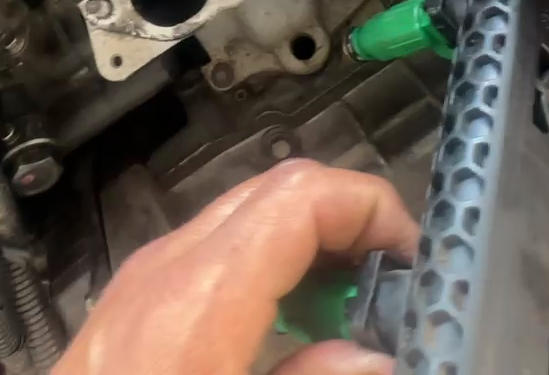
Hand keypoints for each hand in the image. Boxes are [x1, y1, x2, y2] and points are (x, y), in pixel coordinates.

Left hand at [57, 160, 418, 374]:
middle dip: (347, 223)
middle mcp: (168, 264)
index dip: (368, 207)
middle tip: (393, 288)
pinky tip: (285, 329)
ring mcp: (145, 277)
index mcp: (199, 297)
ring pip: (249, 214)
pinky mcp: (135, 300)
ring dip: (310, 244)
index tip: (414, 259)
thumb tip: (374, 359)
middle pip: (277, 190)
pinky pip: (218, 250)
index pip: (300, 195)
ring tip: (350, 311)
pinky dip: (269, 265)